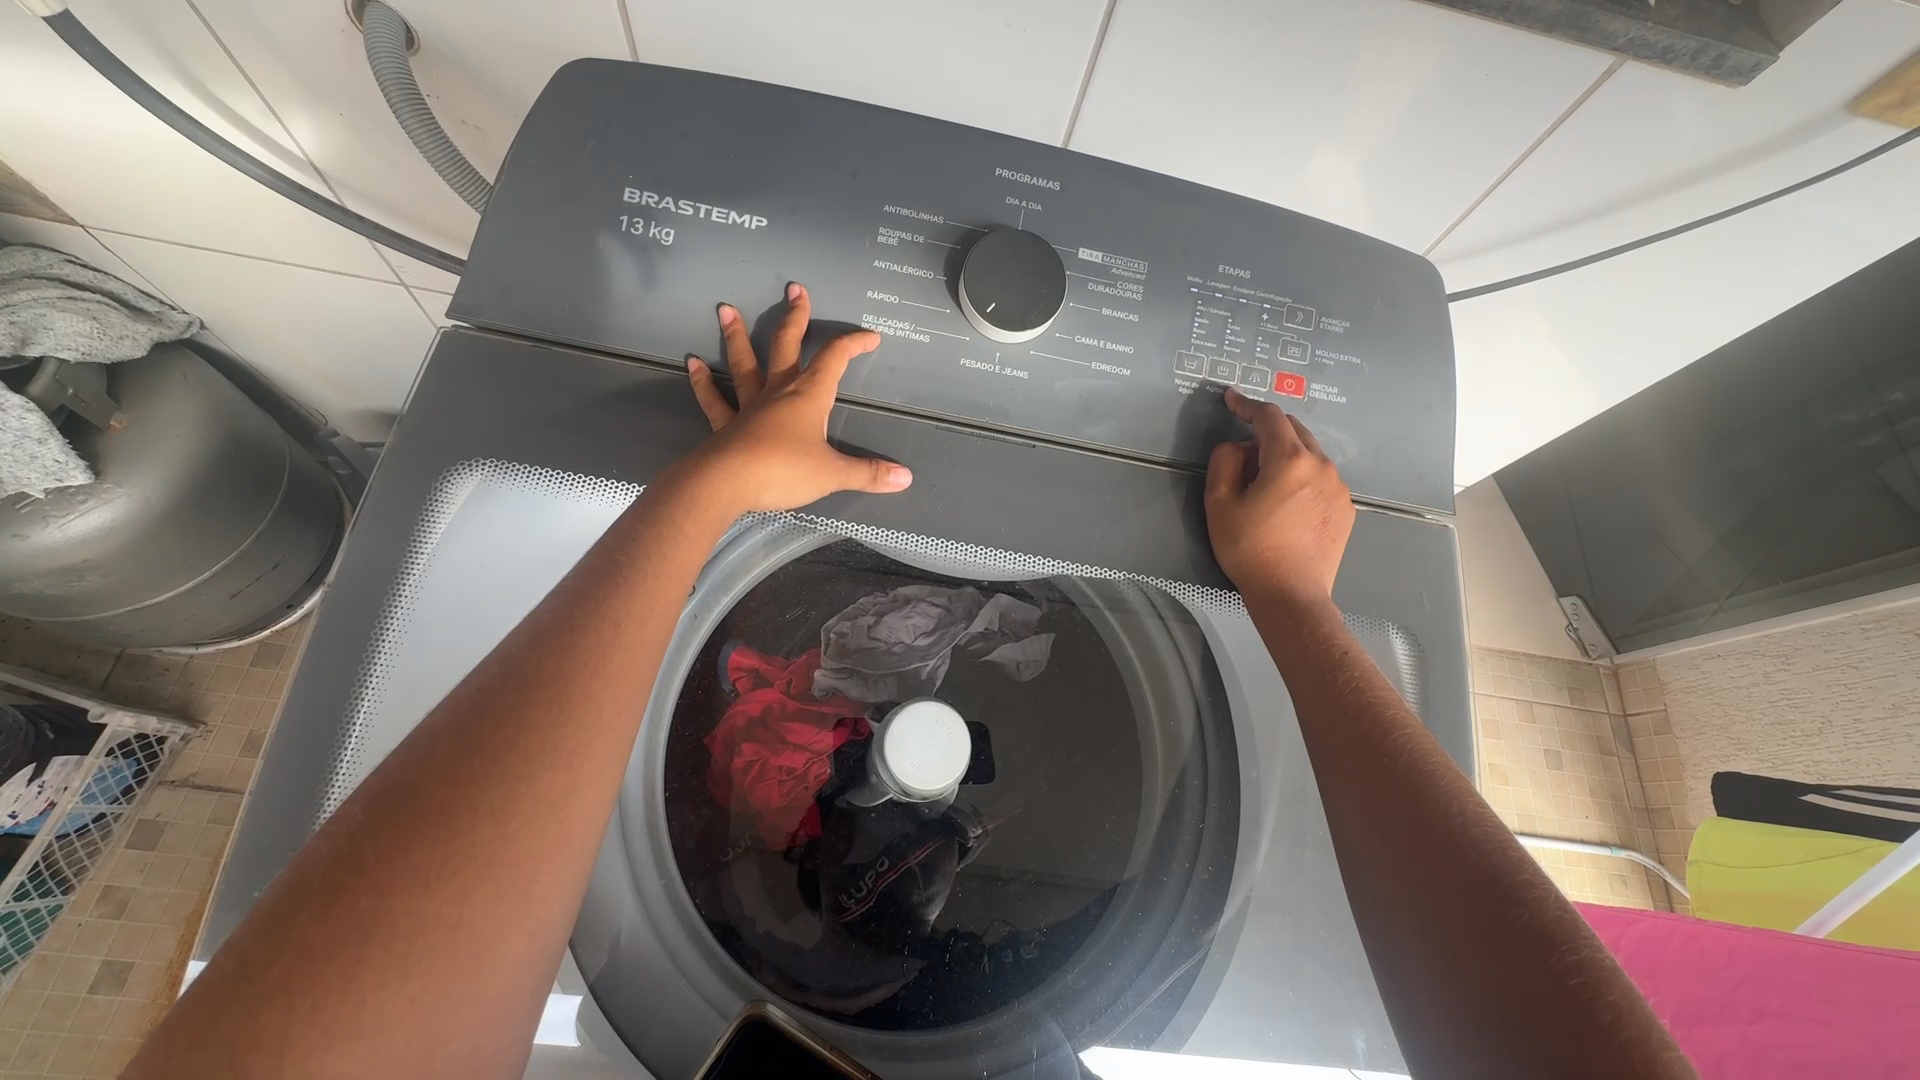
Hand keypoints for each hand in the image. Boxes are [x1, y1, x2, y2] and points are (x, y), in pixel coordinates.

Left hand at [683, 282, 912, 511]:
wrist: (727, 483)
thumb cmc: (784, 471)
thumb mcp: (833, 474)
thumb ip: (868, 473)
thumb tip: (905, 478)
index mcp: (809, 396)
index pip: (835, 360)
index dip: (854, 344)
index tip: (871, 337)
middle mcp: (778, 392)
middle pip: (786, 346)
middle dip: (795, 318)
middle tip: (794, 290)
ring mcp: (748, 406)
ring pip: (744, 364)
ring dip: (736, 336)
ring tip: (725, 309)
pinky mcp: (725, 426)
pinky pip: (714, 400)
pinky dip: (703, 382)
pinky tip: (692, 364)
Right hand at [1204, 388, 1353, 608]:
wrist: (1291, 595)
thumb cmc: (1250, 549)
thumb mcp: (1220, 503)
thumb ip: (1224, 461)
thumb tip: (1239, 447)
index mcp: (1289, 460)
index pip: (1269, 417)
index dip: (1247, 404)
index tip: (1232, 399)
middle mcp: (1321, 466)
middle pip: (1294, 431)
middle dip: (1267, 431)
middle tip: (1242, 454)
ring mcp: (1339, 488)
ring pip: (1310, 455)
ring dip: (1285, 455)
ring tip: (1262, 485)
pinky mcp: (1345, 509)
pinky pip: (1321, 479)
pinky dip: (1301, 477)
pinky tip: (1285, 505)